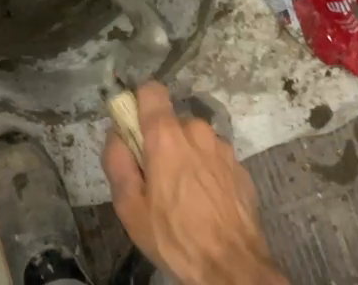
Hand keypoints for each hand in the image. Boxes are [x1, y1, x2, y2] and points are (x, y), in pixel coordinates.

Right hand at [103, 82, 288, 284]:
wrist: (234, 269)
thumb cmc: (175, 237)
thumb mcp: (129, 206)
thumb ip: (116, 161)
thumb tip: (116, 135)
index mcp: (166, 135)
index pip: (151, 90)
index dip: (139, 104)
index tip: (135, 130)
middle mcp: (197, 132)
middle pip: (172, 122)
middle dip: (162, 142)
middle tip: (157, 178)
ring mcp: (224, 150)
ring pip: (195, 141)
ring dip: (187, 157)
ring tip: (184, 195)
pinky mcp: (242, 170)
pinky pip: (215, 159)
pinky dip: (207, 172)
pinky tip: (206, 204)